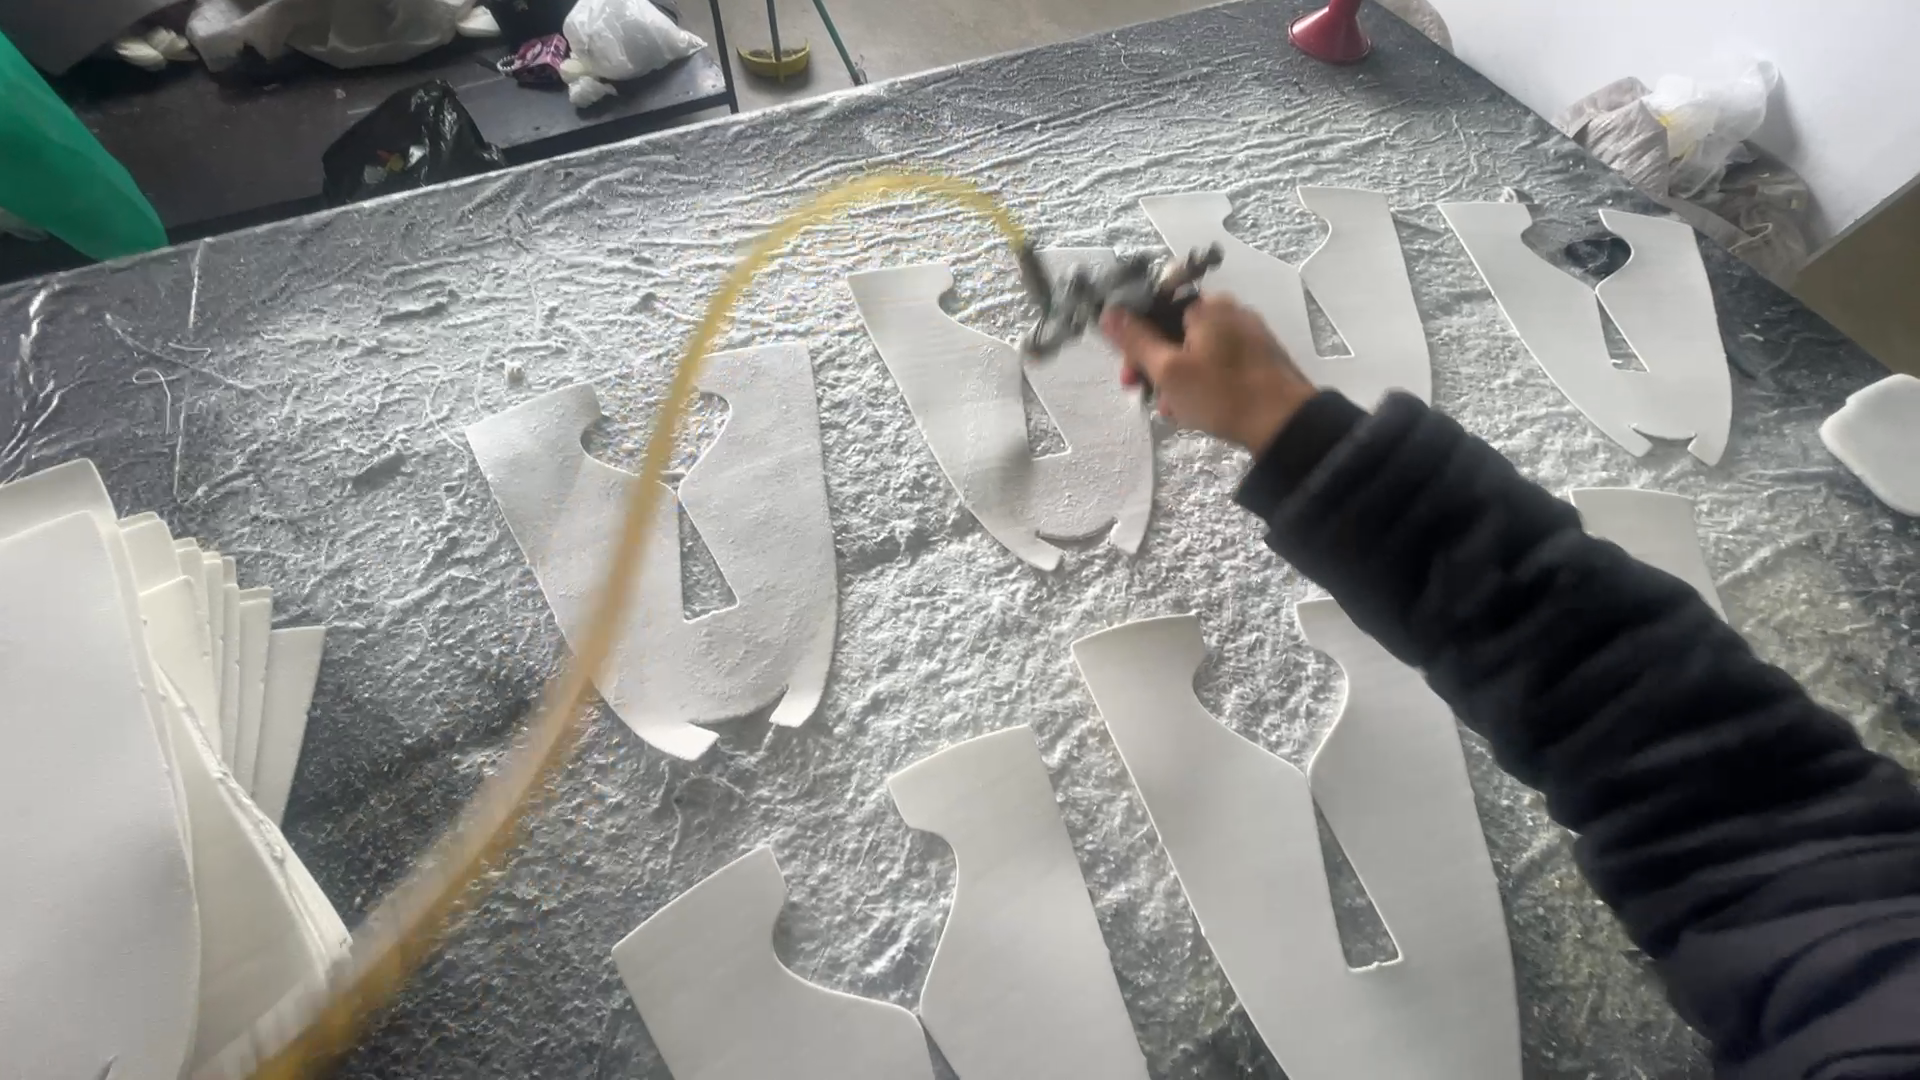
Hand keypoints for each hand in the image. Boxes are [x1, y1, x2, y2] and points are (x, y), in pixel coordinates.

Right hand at [1100, 296, 1316, 451]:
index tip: (1128, 372)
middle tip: (1146, 396)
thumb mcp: (1169, 370)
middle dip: (1154, 365)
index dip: (1134, 340)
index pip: (1156, 310)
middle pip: (1174, 331)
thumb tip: (1108, 311)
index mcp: (1208, 306)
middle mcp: (1229, 311)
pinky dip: (1199, 382)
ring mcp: (1247, 334)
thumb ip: (1136, 340)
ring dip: (1175, 379)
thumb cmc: (1222, 394)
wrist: (1285, 425)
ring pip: (1194, 351)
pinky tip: (1196, 408)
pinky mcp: (1258, 358)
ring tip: (1174, 409)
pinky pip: (1216, 363)